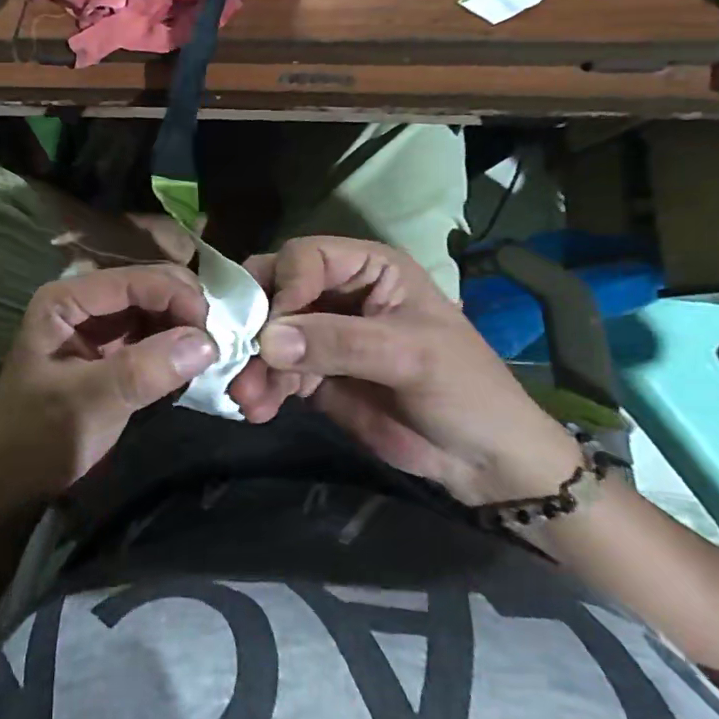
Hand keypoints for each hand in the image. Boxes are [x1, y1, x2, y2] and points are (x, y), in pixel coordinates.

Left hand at [0, 264, 217, 501]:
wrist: (9, 485)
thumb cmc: (38, 438)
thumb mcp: (90, 402)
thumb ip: (145, 369)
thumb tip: (208, 342)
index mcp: (66, 300)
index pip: (135, 279)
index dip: (179, 296)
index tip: (217, 331)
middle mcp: (84, 304)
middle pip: (150, 289)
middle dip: (188, 309)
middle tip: (224, 342)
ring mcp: (99, 329)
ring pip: (157, 312)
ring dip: (188, 329)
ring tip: (219, 354)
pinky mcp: (113, 355)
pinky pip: (155, 339)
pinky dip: (179, 349)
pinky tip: (200, 365)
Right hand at [227, 237, 582, 506]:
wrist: (482, 461)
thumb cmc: (465, 390)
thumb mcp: (410, 356)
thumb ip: (339, 342)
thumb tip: (267, 339)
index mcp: (369, 269)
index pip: (305, 257)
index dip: (282, 285)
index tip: (269, 328)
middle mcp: (338, 293)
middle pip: (274, 289)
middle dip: (253, 323)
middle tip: (236, 356)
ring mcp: (322, 335)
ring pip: (267, 334)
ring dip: (252, 363)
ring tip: (247, 397)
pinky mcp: (314, 374)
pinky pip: (274, 371)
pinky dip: (262, 387)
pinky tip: (257, 410)